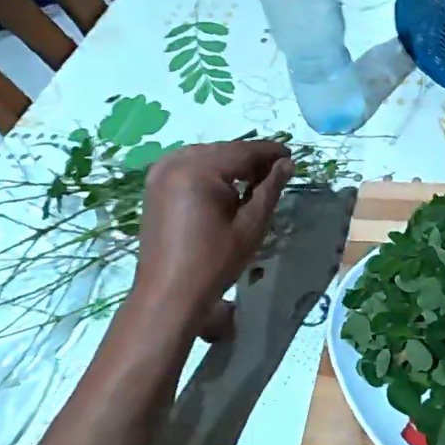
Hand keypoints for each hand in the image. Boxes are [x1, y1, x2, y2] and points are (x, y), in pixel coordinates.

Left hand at [133, 140, 293, 322]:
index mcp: (198, 169)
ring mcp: (160, 173)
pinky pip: (188, 166)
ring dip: (230, 164)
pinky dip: (209, 171)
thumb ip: (270, 189)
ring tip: (253, 182)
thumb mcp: (251, 225)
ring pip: (205, 156)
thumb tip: (287, 163)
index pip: (242, 151)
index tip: (291, 155)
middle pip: (223, 150)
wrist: (168, 294)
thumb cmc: (214, 262)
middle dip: (250, 159)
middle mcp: (176, 163)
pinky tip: (224, 188)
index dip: (269, 152)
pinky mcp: (154, 186)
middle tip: (276, 172)